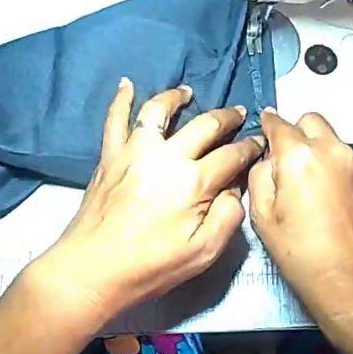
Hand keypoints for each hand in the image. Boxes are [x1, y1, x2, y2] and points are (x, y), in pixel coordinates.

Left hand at [26, 80, 265, 325]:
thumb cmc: (149, 266)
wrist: (92, 269)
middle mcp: (166, 157)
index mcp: (193, 182)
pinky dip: (120, 100)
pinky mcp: (109, 157)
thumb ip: (228, 217)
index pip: (232, 155)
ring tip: (187, 93)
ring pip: (158, 111)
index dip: (251, 147)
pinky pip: (115, 120)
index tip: (260, 142)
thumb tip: (234, 189)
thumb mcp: (203, 253)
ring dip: (176, 98)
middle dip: (226, 117)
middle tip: (238, 113)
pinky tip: (126, 85)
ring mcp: (134, 152)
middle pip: (203, 126)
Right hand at [247, 109, 352, 336]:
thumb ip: (259, 177)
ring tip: (312, 189)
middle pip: (311, 121)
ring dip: (319, 153)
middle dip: (297, 134)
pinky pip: (351, 163)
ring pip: (333, 142)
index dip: (267, 126)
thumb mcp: (262, 217)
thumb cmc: (303, 255)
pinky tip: (334, 203)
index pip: (278, 123)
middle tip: (287, 163)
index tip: (264, 132)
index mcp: (299, 156)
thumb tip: (268, 162)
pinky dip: (338, 172)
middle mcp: (333, 150)